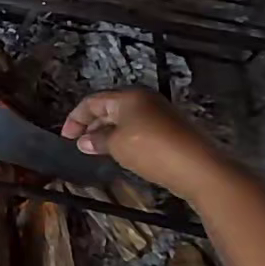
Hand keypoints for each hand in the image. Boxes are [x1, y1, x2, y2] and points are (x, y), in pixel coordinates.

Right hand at [61, 88, 238, 201]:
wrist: (198, 168)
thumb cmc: (150, 149)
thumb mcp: (115, 145)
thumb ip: (96, 140)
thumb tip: (84, 142)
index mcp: (128, 97)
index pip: (92, 102)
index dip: (75, 118)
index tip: (66, 137)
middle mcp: (144, 100)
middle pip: (108, 108)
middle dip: (91, 124)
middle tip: (80, 143)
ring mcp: (159, 114)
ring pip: (123, 119)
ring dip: (106, 133)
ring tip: (96, 150)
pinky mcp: (170, 129)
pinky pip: (138, 128)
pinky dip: (123, 138)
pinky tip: (120, 152)